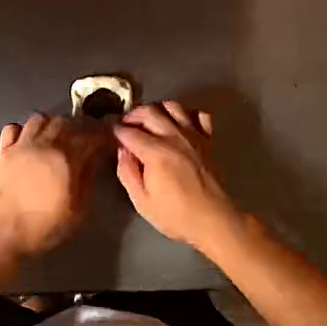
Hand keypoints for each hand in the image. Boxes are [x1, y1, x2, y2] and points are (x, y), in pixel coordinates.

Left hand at [0, 112, 108, 259]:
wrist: (4, 234)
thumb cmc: (44, 228)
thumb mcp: (78, 210)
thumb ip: (87, 179)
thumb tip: (94, 158)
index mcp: (66, 160)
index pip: (90, 136)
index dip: (101, 135)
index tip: (105, 139)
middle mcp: (44, 146)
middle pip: (65, 121)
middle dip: (78, 127)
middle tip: (83, 138)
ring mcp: (21, 147)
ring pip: (39, 119)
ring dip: (51, 124)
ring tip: (56, 137)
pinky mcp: (3, 152)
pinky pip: (12, 128)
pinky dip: (22, 130)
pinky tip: (28, 142)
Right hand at [114, 102, 244, 249]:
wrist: (215, 220)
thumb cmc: (176, 215)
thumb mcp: (142, 201)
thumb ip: (127, 173)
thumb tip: (123, 151)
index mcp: (155, 153)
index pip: (129, 131)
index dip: (116, 130)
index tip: (111, 134)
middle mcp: (174, 137)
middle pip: (149, 111)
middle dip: (133, 115)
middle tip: (126, 125)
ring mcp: (194, 135)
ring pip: (173, 106)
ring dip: (157, 109)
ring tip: (150, 121)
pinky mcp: (208, 139)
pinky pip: (199, 114)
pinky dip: (187, 113)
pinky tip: (179, 124)